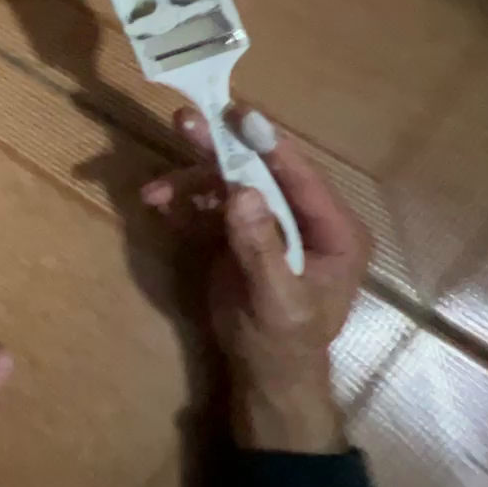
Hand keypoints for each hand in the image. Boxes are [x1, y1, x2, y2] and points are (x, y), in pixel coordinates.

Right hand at [141, 106, 371, 452]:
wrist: (264, 372)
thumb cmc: (284, 342)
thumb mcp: (276, 300)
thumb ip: (261, 247)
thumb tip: (242, 192)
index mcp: (334, 231)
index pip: (301, 177)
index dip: (269, 144)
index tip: (238, 114)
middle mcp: (302, 217)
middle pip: (258, 170)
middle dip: (219, 148)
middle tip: (184, 121)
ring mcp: (267, 222)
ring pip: (226, 182)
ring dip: (188, 180)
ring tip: (153, 191)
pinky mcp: (237, 232)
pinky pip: (208, 203)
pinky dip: (181, 199)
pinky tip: (158, 202)